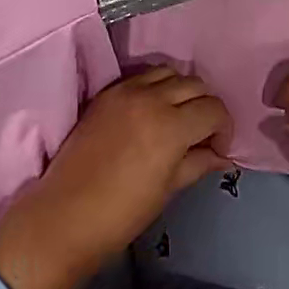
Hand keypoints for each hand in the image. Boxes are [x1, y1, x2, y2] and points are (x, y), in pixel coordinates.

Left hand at [0, 66, 233, 288]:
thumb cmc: (121, 214)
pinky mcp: (106, 93)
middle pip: (194, 84)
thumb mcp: (168, 190)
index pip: (213, 109)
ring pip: (168, 72)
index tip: (218, 148)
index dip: (224, 128)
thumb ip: (197, 163)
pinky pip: (141, 76)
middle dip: (206, 107)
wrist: (64, 217)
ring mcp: (125, 91)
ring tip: (178, 117)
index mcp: (170, 126)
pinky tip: (153, 110)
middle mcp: (150, 98)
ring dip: (181, 90)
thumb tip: (222, 156)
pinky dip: (155, 86)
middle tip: (202, 133)